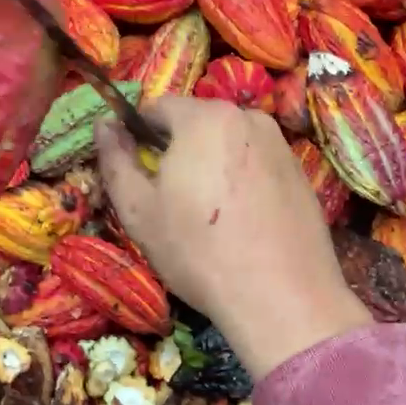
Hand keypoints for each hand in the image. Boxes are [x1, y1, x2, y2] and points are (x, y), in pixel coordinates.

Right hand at [95, 97, 370, 377]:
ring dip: (211, 165)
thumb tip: (104, 125)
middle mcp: (249, 116)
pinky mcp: (301, 172)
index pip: (158, 107)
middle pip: (197, 122)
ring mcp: (281, 144)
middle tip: (170, 201)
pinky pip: (257, 164)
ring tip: (208, 216)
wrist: (284, 297)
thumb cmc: (200, 252)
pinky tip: (241, 223)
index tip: (138, 174)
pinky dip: (242, 181)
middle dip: (177, 150)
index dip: (139, 136)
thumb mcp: (139, 211)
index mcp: (206, 117)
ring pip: (228, 144)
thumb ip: (115, 161)